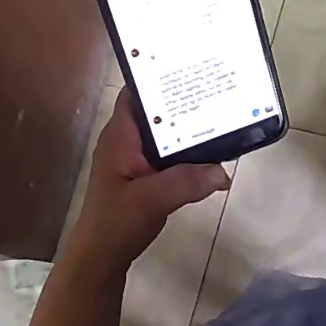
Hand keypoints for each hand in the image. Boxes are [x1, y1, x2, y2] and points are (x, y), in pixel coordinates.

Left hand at [65, 90, 229, 273]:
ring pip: (164, 136)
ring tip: (221, 117)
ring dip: (187, 131)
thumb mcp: (151, 200)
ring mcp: (135, 160)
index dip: (155, 79)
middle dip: (180, 103)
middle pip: (155, 113)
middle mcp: (126, 142)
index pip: (134, 95)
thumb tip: (223, 171)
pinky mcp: (144, 177)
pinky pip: (169, 156)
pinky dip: (188, 154)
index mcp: (120, 138)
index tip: (185, 68)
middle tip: (214, 90)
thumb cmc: (116, 222)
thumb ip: (185, 183)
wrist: (102, 257)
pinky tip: (213, 156)